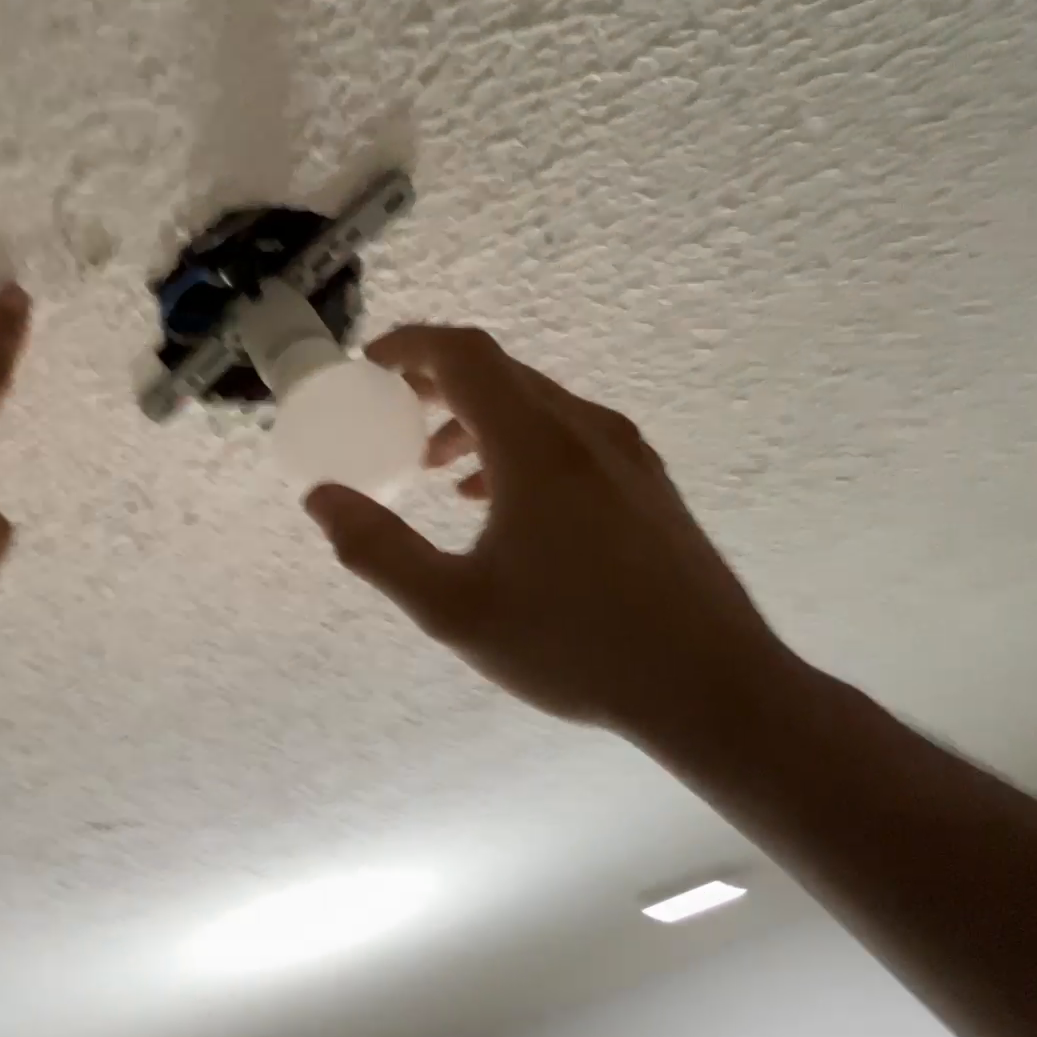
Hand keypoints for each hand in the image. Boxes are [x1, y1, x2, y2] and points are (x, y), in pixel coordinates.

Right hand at [303, 325, 789, 729]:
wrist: (715, 689)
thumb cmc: (574, 646)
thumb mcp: (453, 608)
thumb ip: (377, 549)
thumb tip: (320, 498)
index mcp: (536, 446)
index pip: (464, 355)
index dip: (409, 347)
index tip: (368, 366)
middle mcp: (584, 430)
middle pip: (499, 372)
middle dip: (434, 382)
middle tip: (389, 413)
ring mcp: (624, 454)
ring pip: (534, 403)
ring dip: (473, 417)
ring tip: (434, 465)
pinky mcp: (644, 483)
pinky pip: (565, 435)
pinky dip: (514, 443)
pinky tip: (495, 499)